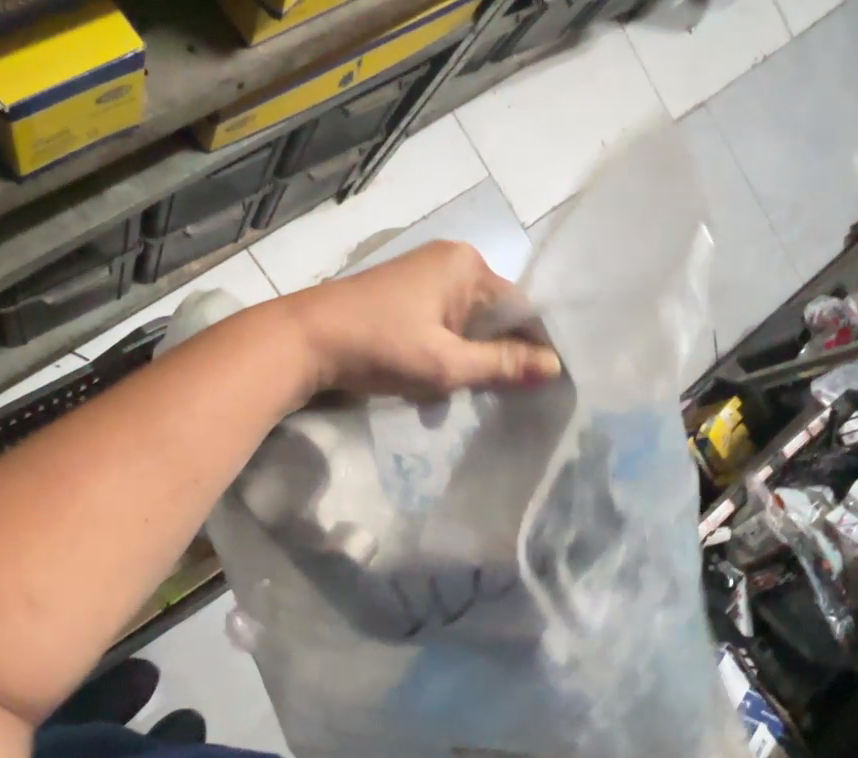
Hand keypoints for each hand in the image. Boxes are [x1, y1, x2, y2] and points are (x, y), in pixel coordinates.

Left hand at [281, 240, 562, 399]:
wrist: (303, 342)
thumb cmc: (379, 347)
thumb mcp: (446, 364)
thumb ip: (501, 365)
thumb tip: (554, 367)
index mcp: (466, 265)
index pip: (520, 308)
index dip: (531, 348)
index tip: (539, 386)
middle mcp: (449, 261)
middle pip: (493, 316)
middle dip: (494, 357)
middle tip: (498, 397)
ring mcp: (421, 277)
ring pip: (465, 326)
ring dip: (465, 362)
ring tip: (457, 394)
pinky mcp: (401, 297)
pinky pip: (440, 327)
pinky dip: (442, 355)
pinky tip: (431, 384)